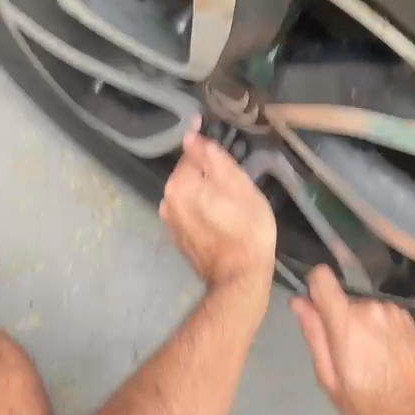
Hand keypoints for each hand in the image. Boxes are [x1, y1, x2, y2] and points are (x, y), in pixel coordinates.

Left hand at [159, 124, 276, 294]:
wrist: (240, 278)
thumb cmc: (247, 229)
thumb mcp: (239, 186)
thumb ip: (213, 158)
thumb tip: (192, 135)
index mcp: (179, 184)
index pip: (192, 152)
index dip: (211, 151)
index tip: (227, 156)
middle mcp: (167, 201)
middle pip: (190, 174)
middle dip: (209, 173)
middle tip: (237, 183)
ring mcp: (171, 222)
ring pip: (190, 193)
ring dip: (207, 191)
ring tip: (232, 201)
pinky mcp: (179, 237)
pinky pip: (190, 212)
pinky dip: (203, 209)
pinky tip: (222, 218)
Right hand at [291, 266, 414, 414]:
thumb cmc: (370, 403)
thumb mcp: (331, 380)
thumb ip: (314, 336)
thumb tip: (299, 302)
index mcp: (346, 320)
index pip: (321, 277)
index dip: (314, 287)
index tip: (316, 309)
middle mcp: (369, 306)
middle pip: (342, 301)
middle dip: (340, 322)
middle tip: (348, 356)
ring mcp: (391, 310)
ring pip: (363, 310)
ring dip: (362, 327)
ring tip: (371, 359)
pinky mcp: (407, 317)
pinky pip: (381, 316)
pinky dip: (379, 330)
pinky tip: (387, 356)